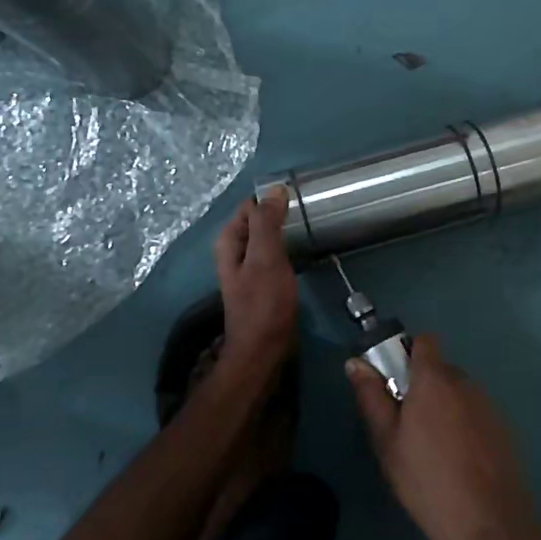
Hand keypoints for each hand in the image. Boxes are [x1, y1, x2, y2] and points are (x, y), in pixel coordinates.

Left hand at [213, 188, 297, 363]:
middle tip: (309, 214)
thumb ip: (267, 223)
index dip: (272, 200)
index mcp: (229, 241)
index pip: (250, 205)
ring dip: (285, 232)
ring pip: (267, 238)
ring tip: (311, 228)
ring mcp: (247, 268)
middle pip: (258, 221)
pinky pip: (274, 255)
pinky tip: (304, 252)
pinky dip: (288, 249)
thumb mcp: (266, 258)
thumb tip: (274, 189)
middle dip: (280, 215)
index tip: (299, 201)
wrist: (264, 350)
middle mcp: (234, 251)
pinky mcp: (261, 282)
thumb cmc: (264, 304)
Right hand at [346, 335, 540, 539]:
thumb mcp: (387, 441)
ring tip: (428, 450)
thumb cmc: (427, 481)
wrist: (488, 525)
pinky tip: (455, 462)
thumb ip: (371, 397)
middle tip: (403, 425)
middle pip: (438, 369)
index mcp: (435, 379)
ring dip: (441, 407)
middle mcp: (465, 382)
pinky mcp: (503, 429)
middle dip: (420, 386)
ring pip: (457, 393)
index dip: (407, 352)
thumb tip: (356, 362)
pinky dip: (461, 426)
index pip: (424, 341)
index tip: (392, 380)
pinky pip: (474, 413)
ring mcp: (488, 405)